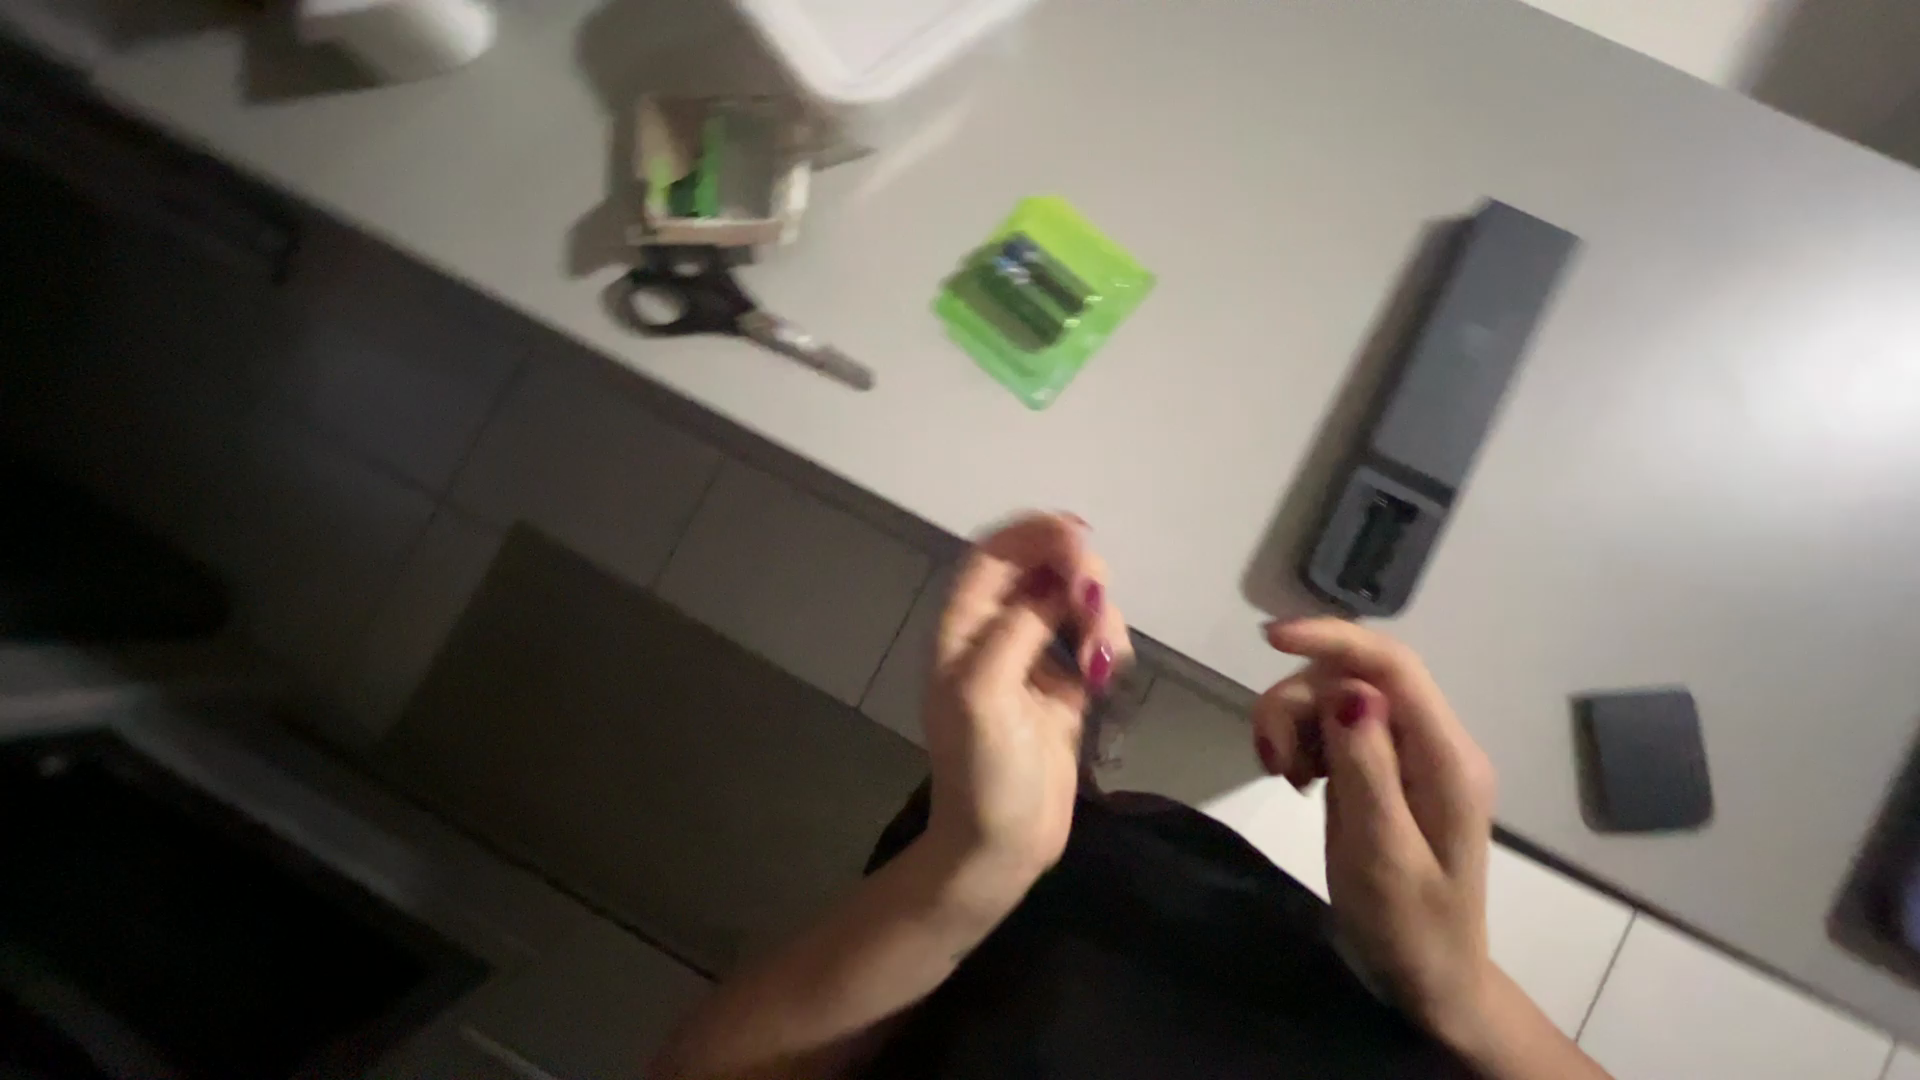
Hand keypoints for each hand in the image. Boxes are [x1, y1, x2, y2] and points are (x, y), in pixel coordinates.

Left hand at [921, 512, 1130, 904]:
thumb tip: (1058, 585)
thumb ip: (1018, 628)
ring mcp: (1030, 658)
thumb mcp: (984, 694)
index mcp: (963, 629)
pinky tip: (1109, 669)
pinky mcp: (1062, 685)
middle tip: (1098, 601)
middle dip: (1074, 573)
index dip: (1032, 534)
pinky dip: (1105, 642)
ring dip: (1095, 612)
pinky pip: (1089, 640)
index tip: (1079, 537)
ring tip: (1104, 655)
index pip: (994, 555)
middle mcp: (994, 633)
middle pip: (1038, 570)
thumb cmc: (984, 773)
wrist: (1002, 847)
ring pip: (1070, 602)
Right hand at [1251, 618, 1498, 1041]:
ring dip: (1290, 723)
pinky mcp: (1377, 761)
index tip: (1269, 639)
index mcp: (1446, 758)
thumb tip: (1349, 693)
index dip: (1332, 638)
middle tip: (1272, 762)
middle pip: (1349, 677)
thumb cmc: (1408, 925)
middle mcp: (1429, 739)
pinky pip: (1326, 721)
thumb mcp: (1382, 855)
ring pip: (1329, 695)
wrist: (1425, 975)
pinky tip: (1296, 778)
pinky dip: (1297, 738)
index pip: (1392, 665)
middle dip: (1295, 703)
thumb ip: (1368, 770)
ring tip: (1284, 777)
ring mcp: (1403, 749)